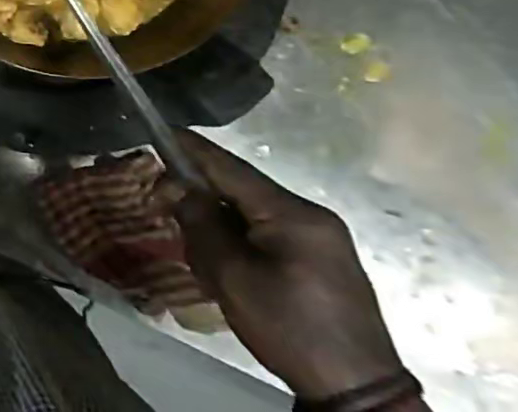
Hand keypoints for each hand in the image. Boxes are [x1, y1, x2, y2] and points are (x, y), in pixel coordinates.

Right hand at [164, 129, 406, 400]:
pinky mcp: (321, 260)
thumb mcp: (231, 276)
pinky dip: (237, 237)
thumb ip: (200, 223)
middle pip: (239, 188)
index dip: (190, 148)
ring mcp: (320, 238)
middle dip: (198, 194)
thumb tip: (182, 188)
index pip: (229, 166)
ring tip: (194, 250)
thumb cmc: (290, 328)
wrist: (359, 395)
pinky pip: (266, 232)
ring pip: (250, 212)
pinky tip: (222, 262)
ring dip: (216, 222)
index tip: (158, 132)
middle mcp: (310, 216)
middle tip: (159, 206)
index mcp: (292, 213)